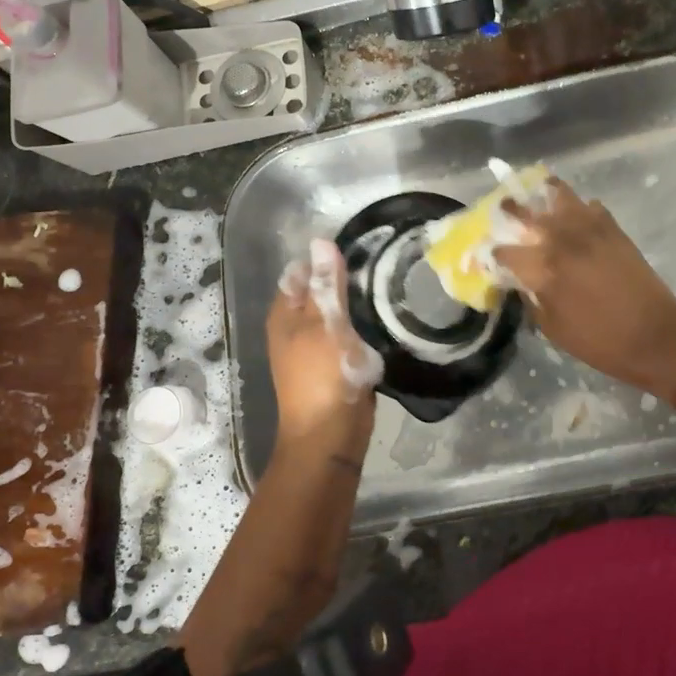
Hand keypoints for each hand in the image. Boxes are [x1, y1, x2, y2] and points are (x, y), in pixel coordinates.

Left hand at [268, 239, 381, 458]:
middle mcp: (296, 328)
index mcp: (285, 314)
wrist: (330, 434)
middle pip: (321, 292)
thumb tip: (321, 241)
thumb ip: (326, 284)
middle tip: (382, 263)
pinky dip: (366, 328)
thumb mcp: (325, 323)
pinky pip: (352, 336)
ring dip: (359, 304)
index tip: (359, 245)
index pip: (302, 271)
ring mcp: (317, 348)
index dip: (325, 257)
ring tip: (390, 285)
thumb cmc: (323, 375)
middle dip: (347, 279)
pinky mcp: (338, 365)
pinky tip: (388, 319)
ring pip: (340, 315)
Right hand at [495, 178, 675, 392]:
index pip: (505, 252)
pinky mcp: (614, 229)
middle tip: (503, 211)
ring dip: (543, 195)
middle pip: (527, 213)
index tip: (486, 255)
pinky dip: (578, 206)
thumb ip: (533, 299)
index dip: (492, 253)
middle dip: (510, 211)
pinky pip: (590, 205)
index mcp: (543, 269)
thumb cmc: (601, 342)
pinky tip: (574, 216)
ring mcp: (591, 229)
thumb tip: (523, 281)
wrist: (654, 335)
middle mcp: (563, 240)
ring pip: (560, 195)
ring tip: (536, 197)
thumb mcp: (554, 329)